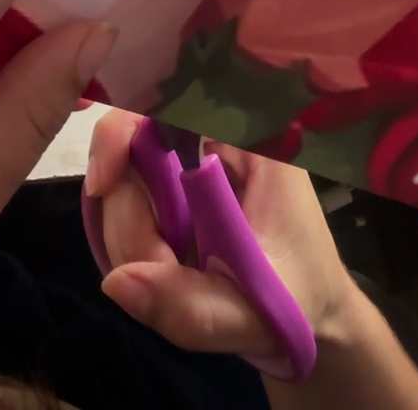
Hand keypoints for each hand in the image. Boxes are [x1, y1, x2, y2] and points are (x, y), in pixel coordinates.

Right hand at [85, 109, 363, 358]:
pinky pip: (122, 203)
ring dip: (130, 238)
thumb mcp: (257, 313)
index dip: (121, 131)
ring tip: (174, 279)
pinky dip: (128, 241)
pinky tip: (160, 271)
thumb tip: (114, 282)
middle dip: (132, 217)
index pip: (164, 101)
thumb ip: (192, 305)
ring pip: (119, 180)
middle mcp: (207, 135)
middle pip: (129, 148)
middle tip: (163, 269)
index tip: (105, 182)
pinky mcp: (165, 189)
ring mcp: (181, 162)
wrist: (313, 317)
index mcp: (245, 137)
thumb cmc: (301, 300)